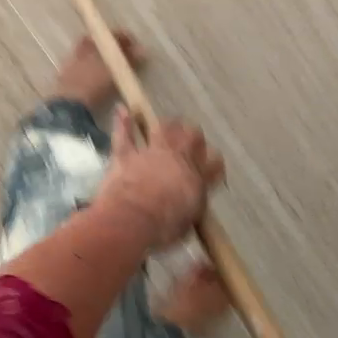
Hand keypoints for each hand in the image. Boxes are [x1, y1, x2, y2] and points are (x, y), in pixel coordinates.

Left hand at [95, 107, 225, 249]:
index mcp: (197, 179)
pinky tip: (122, 109)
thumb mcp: (186, 223)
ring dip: (168, 125)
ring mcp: (150, 154)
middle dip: (194, 136)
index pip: (215, 165)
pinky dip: (123, 121)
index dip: (215, 164)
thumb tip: (191, 206)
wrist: (130, 218)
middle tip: (192, 138)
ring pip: (163, 129)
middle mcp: (177, 160)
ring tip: (170, 123)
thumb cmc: (162, 228)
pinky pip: (125, 134)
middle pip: (192, 137)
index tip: (213, 167)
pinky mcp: (125, 155)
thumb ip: (191, 209)